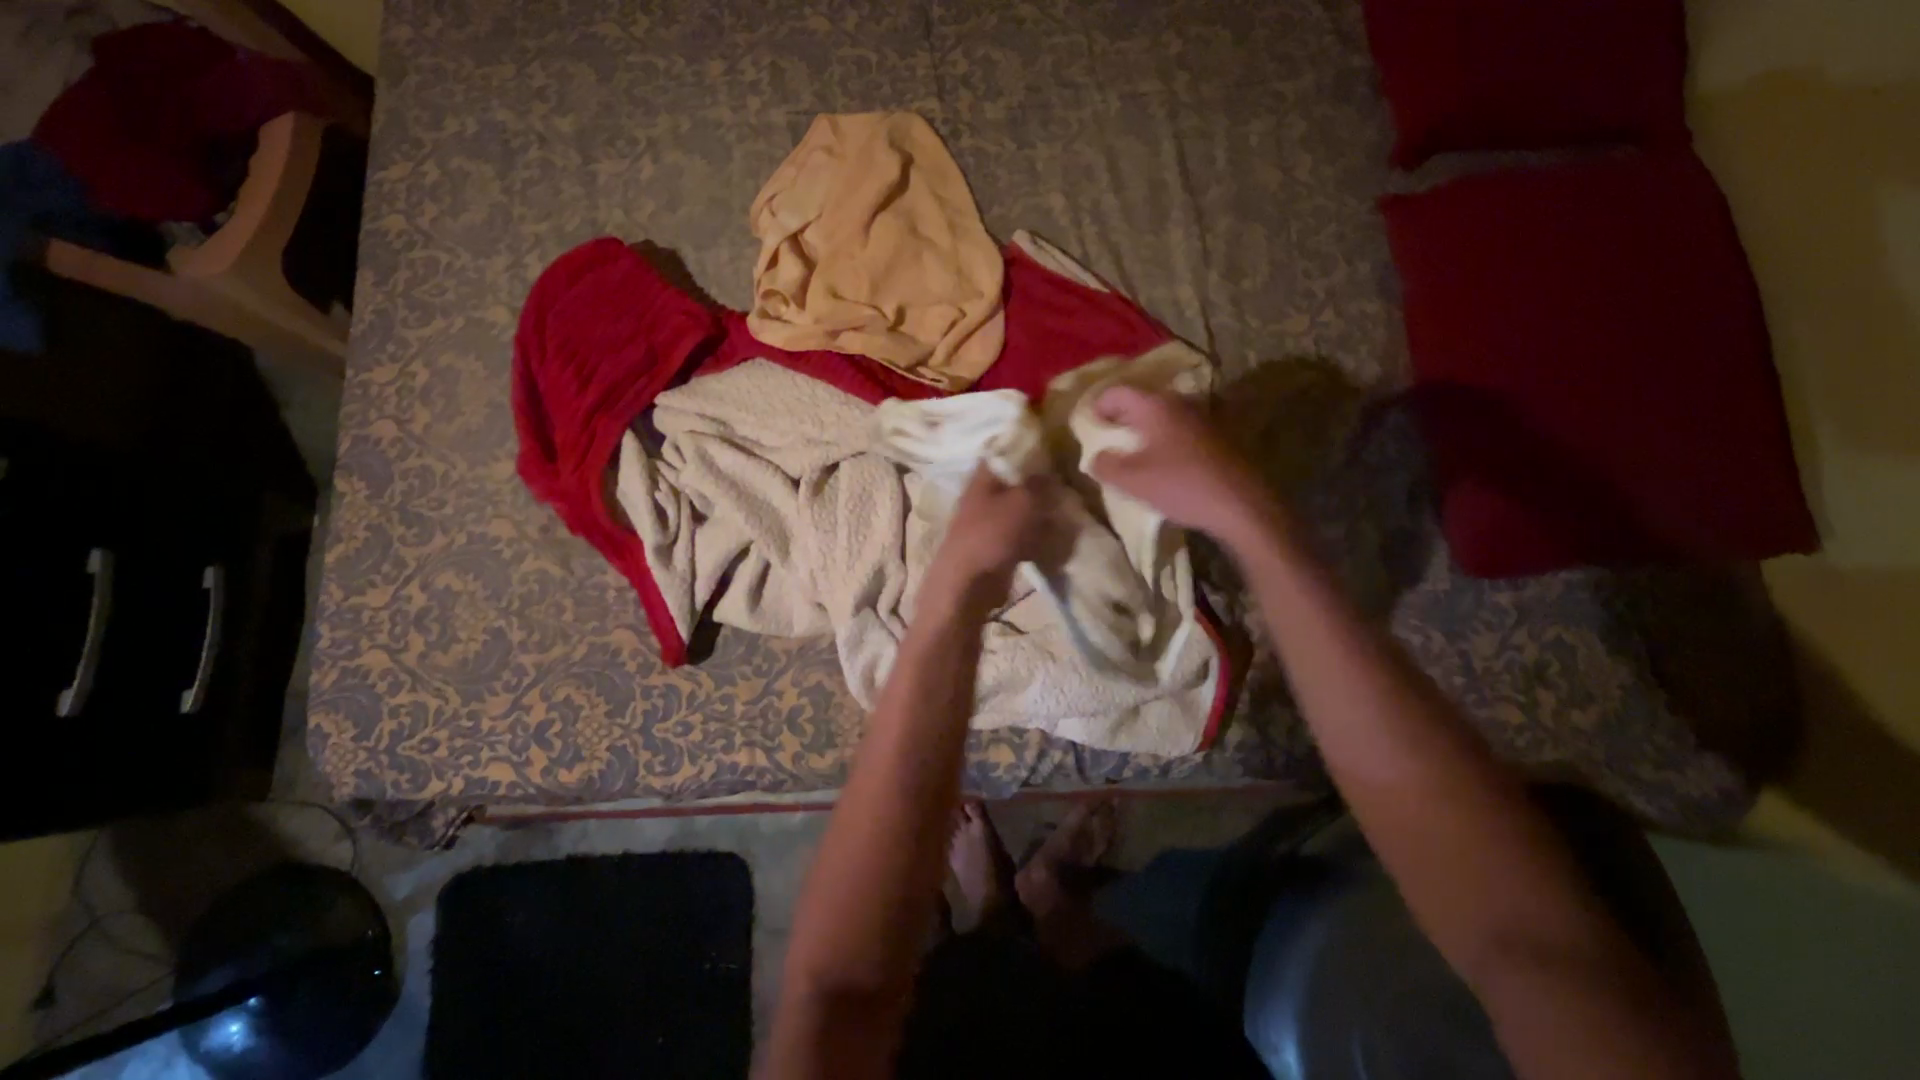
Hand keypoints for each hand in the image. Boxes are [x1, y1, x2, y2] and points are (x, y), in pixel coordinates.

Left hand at [923, 467, 1064, 608]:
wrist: (968, 583)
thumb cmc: (993, 534)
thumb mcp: (1023, 501)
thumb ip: (1039, 483)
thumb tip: (1051, 472)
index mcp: (983, 478)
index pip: (1006, 453)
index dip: (1030, 452)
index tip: (1056, 455)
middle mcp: (982, 496)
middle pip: (1016, 484)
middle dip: (1041, 488)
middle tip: (1066, 489)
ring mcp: (986, 523)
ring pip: (1020, 511)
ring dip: (1040, 515)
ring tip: (1064, 515)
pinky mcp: (993, 547)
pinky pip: (1020, 536)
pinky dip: (1035, 538)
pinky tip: (1053, 541)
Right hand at [1087, 386, 1281, 545]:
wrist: (1241, 504)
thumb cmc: (1181, 486)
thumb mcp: (1132, 481)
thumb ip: (1106, 465)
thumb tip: (1097, 457)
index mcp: (1155, 406)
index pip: (1117, 392)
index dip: (1097, 406)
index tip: (1088, 426)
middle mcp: (1179, 403)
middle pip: (1141, 401)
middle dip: (1121, 419)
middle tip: (1108, 440)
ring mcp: (1202, 417)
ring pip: (1163, 416)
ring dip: (1144, 430)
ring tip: (1133, 454)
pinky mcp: (1217, 436)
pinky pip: (1180, 430)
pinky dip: (1165, 440)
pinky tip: (1163, 464)